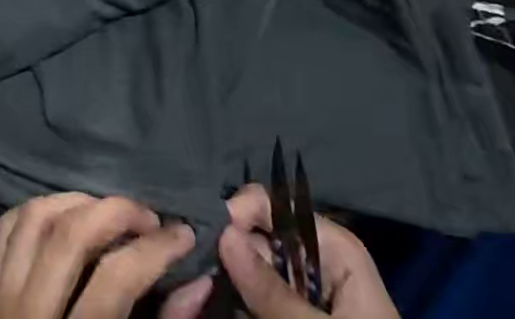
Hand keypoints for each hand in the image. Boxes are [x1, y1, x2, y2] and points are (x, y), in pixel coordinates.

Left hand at [0, 193, 196, 318]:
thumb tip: (199, 279)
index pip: (112, 281)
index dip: (156, 250)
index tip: (185, 234)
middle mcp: (28, 317)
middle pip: (68, 237)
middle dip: (118, 211)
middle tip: (151, 218)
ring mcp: (0, 302)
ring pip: (34, 220)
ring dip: (79, 202)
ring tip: (112, 213)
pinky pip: (9, 228)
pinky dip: (42, 209)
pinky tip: (71, 216)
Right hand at [162, 185, 399, 318]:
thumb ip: (274, 291)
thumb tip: (226, 234)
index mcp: (331, 248)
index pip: (279, 207)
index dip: (242, 210)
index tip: (209, 231)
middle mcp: (307, 263)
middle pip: (252, 242)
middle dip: (217, 258)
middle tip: (185, 281)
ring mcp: (290, 294)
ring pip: (241, 276)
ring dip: (212, 288)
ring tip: (184, 304)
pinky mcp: (277, 314)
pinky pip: (245, 304)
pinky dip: (222, 307)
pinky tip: (198, 310)